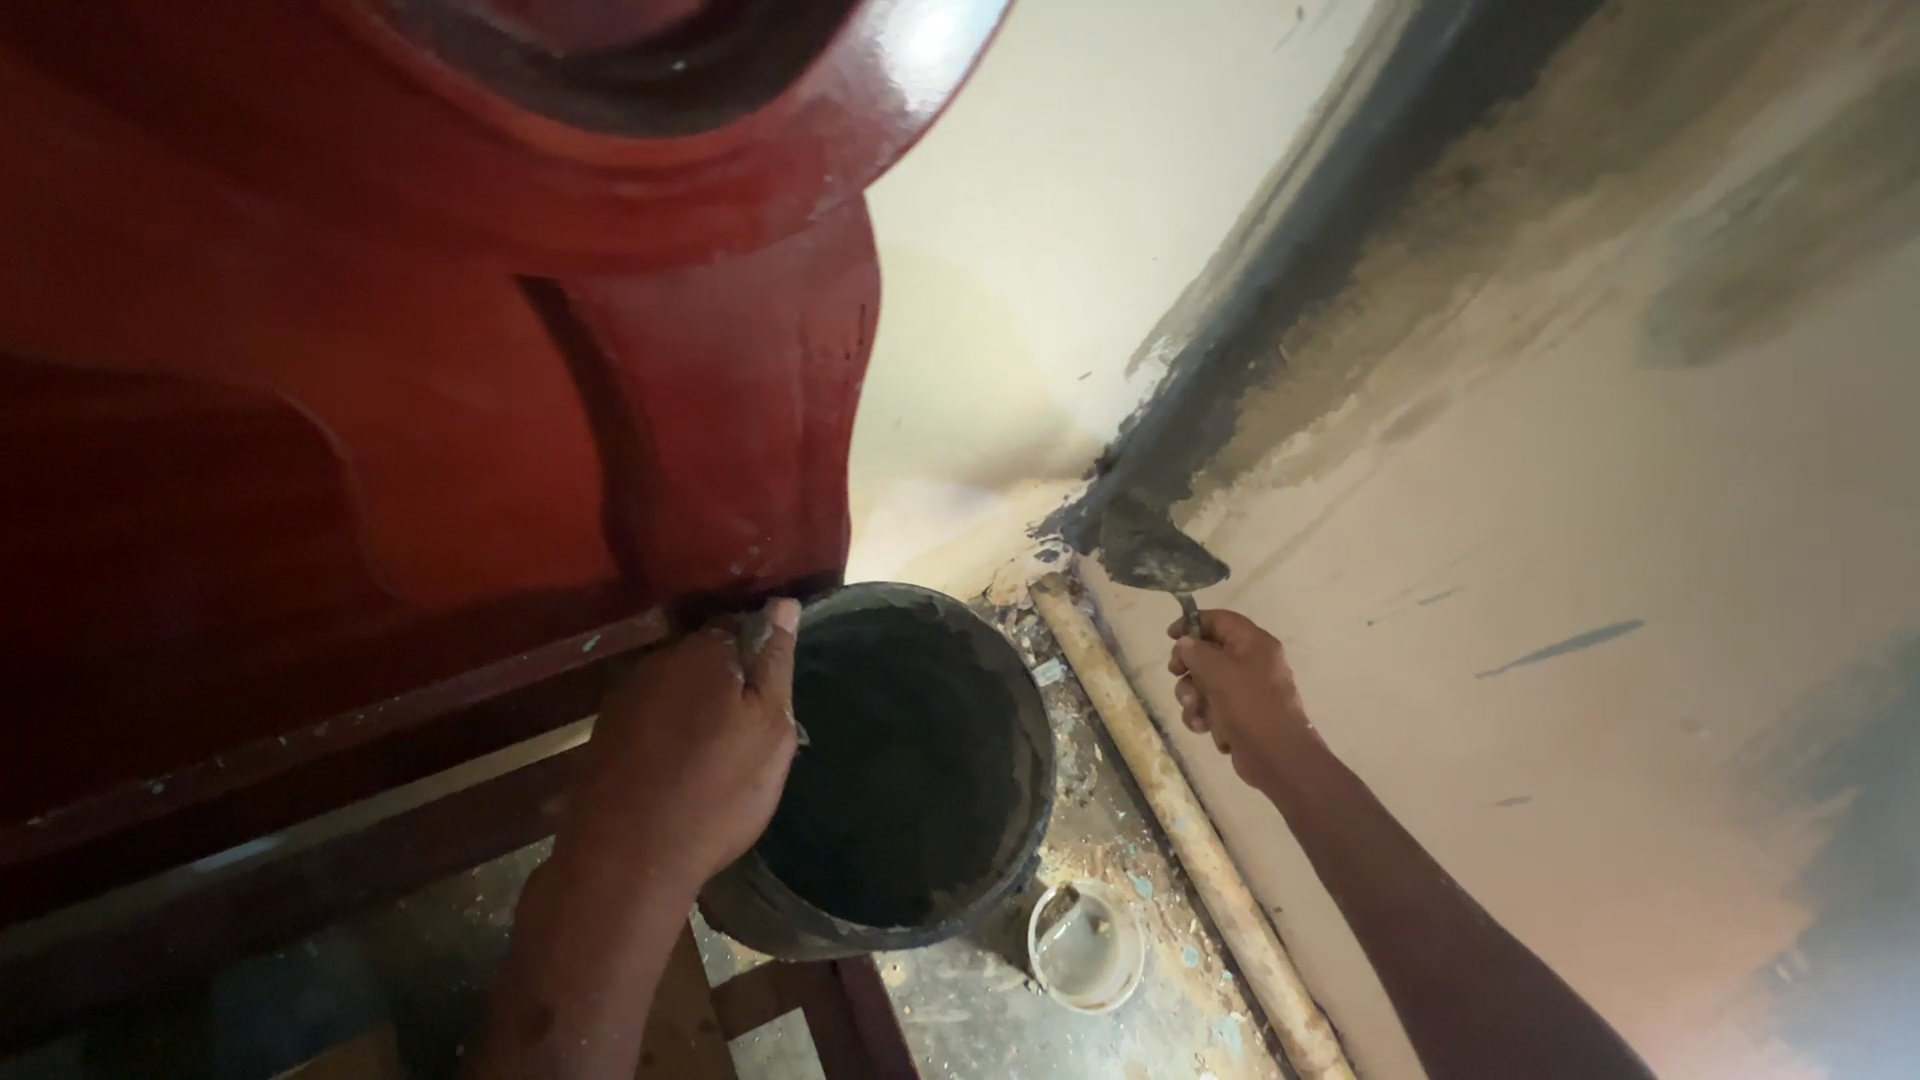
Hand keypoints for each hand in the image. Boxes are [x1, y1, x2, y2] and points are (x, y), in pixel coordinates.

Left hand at [557, 597, 801, 892]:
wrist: (625, 862)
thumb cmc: (716, 791)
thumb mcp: (769, 729)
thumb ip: (775, 663)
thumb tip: (783, 605)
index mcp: (703, 652)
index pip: (740, 626)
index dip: (760, 655)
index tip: (772, 692)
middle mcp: (657, 663)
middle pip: (704, 658)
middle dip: (726, 682)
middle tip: (749, 730)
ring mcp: (623, 700)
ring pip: (675, 689)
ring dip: (695, 709)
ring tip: (714, 756)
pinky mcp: (602, 737)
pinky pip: (650, 720)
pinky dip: (667, 735)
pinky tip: (677, 771)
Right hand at [1167, 609, 1314, 786]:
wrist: (1277, 757)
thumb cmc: (1249, 706)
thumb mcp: (1217, 671)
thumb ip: (1196, 651)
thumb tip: (1185, 644)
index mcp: (1254, 643)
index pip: (1220, 620)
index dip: (1192, 623)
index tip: (1170, 636)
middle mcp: (1252, 662)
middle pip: (1209, 651)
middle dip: (1189, 666)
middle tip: (1176, 673)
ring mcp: (1246, 690)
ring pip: (1205, 682)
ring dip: (1192, 695)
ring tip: (1194, 709)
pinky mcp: (1240, 715)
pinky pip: (1212, 706)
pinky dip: (1203, 714)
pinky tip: (1203, 727)